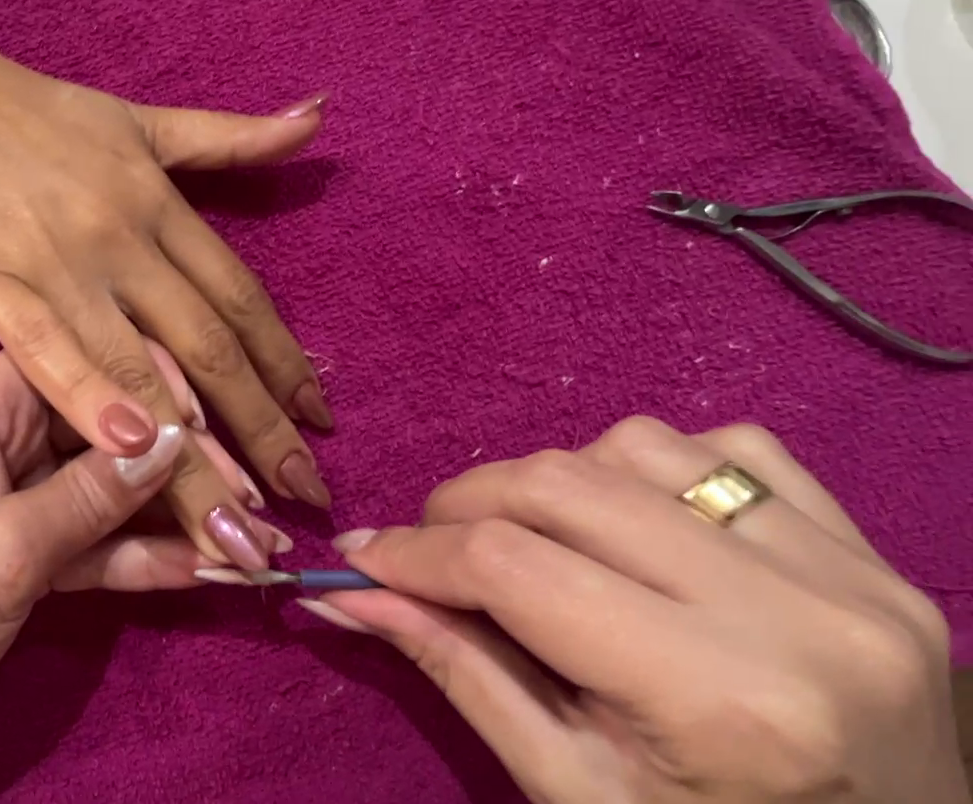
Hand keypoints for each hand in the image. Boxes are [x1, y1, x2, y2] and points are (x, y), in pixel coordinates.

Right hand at [0, 46, 332, 572]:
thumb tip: (318, 118)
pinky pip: (47, 350)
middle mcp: (120, 240)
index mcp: (157, 205)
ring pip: (137, 365)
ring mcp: (56, 264)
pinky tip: (130, 451)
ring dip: (189, 449)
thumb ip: (226, 137)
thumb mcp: (138, 118)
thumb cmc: (32, 112)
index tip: (320, 422)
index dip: (284, 364)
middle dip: (259, 427)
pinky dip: (91, 398)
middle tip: (304, 495)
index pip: (238, 298)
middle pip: (204, 345)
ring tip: (233, 518)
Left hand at [0, 350, 225, 803]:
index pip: (80, 367)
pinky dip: (135, 557)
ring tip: (247, 544)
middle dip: (176, 465)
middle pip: (103, 431)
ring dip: (169, 518)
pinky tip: (197, 571)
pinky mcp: (21, 555)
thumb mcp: (5, 548)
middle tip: (255, 502)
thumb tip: (174, 435)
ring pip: (104, 492)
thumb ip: (92, 492)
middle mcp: (0, 439)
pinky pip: (90, 542)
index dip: (150, 385)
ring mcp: (13, 500)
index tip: (221, 416)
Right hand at [302, 418, 967, 803]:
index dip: (415, 552)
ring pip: (632, 445)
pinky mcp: (872, 552)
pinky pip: (728, 448)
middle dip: (461, 505)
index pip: (512, 567)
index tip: (362, 558)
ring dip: (554, 480)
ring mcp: (851, 573)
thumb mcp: (565, 784)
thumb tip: (343, 592)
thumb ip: (453, 666)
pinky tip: (640, 525)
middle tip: (432, 551)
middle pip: (559, 484)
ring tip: (544, 543)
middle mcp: (797, 616)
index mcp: (722, 700)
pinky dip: (650, 468)